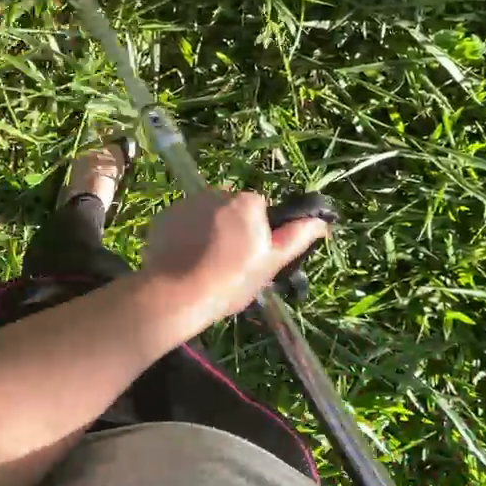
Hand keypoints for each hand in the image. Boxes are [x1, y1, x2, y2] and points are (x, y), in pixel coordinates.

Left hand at [140, 189, 328, 333]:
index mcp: (246, 202)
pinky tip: (183, 260)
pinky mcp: (165, 216)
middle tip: (229, 262)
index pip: (258, 208)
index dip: (257, 232)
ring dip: (208, 230)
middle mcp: (216, 193)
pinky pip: (182, 222)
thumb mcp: (271, 263)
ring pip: (205, 214)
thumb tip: (321, 222)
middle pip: (231, 208)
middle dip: (232, 227)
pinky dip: (184, 235)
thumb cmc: (232, 280)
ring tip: (205, 264)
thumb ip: (296, 237)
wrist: (177, 293)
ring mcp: (187, 203)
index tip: (251, 255)